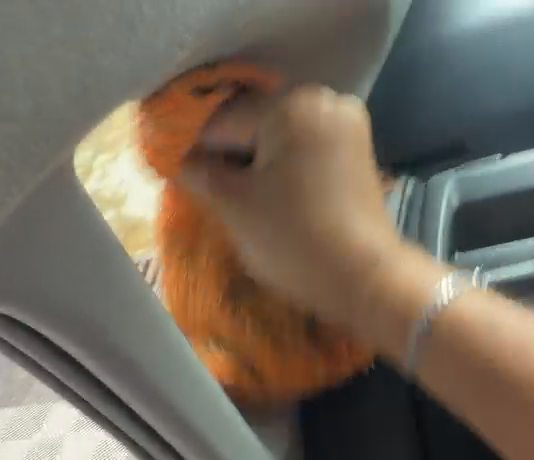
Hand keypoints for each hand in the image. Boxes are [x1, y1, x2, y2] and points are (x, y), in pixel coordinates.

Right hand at [181, 86, 409, 329]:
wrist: (369, 283)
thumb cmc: (296, 243)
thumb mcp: (236, 208)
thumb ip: (198, 173)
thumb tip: (173, 156)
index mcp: (291, 105)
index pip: (222, 118)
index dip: (189, 142)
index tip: (165, 162)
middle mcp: (324, 102)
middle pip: (254, 123)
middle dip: (226, 152)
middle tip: (198, 181)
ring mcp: (346, 128)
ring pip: (280, 138)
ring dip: (254, 161)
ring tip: (230, 193)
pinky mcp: (357, 157)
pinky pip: (306, 153)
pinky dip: (283, 169)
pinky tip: (266, 195)